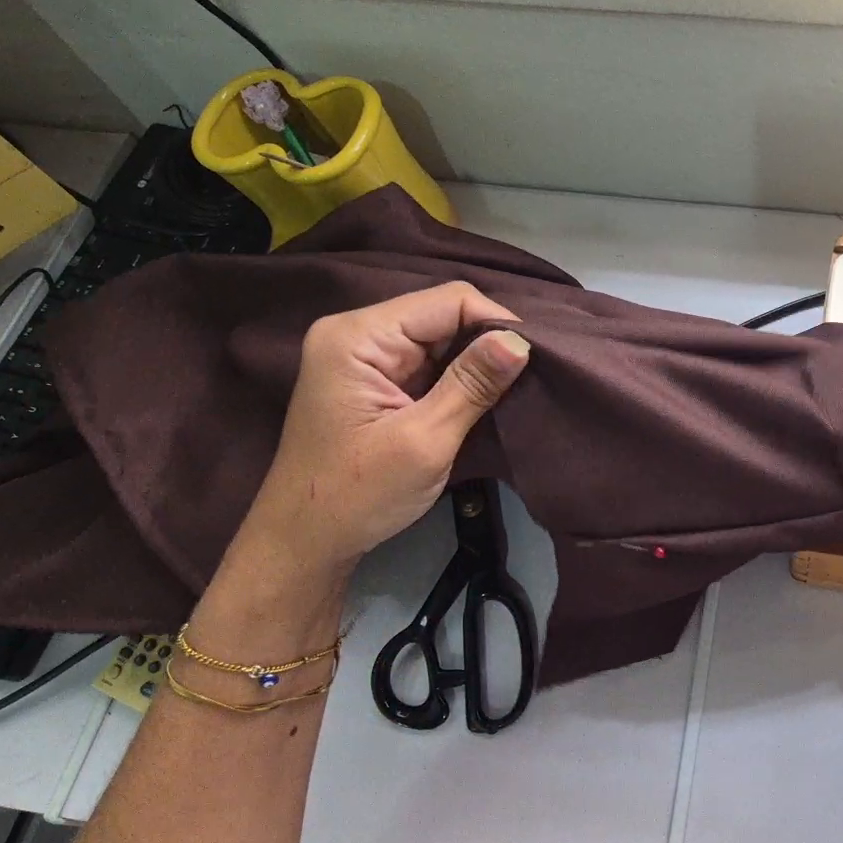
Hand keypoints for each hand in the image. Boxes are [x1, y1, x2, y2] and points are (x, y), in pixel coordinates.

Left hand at [242, 282, 531, 573]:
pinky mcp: (377, 382)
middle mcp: (358, 334)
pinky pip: (432, 364)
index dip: (497, 323)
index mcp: (358, 337)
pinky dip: (461, 380)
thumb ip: (472, 385)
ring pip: (442, 340)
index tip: (535, 359)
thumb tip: (521, 341)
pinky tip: (487, 399)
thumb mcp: (425, 440)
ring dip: (477, 364)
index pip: (448, 301)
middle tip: (531, 378)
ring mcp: (366, 358)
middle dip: (489, 344)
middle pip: (444, 316)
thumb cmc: (359, 494)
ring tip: (515, 390)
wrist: (306, 540)